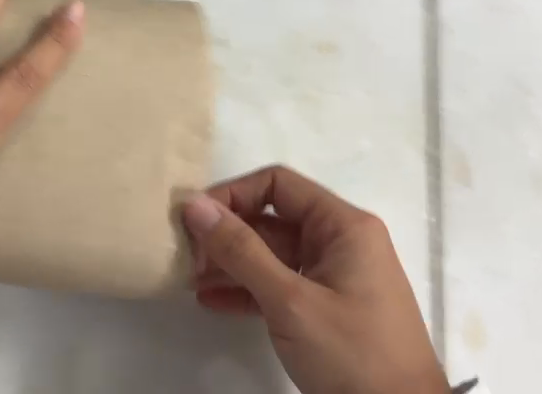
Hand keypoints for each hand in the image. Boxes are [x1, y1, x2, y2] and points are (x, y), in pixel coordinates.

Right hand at [183, 165, 447, 393]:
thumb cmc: (353, 356)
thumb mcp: (290, 301)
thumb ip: (239, 249)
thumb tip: (192, 203)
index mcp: (343, 227)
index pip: (277, 185)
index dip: (233, 194)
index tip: (196, 219)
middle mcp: (340, 243)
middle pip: (270, 219)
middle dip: (226, 235)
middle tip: (187, 254)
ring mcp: (335, 278)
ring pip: (270, 254)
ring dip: (230, 264)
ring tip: (191, 279)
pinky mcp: (328, 310)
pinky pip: (279, 284)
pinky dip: (247, 289)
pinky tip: (212, 301)